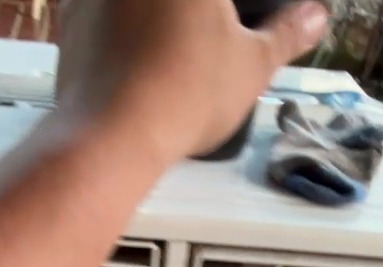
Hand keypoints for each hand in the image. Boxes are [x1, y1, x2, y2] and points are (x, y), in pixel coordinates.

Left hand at [54, 0, 328, 160]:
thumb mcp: (251, 67)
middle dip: (199, 17)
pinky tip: (127, 49)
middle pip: (180, 3)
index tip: (228, 25)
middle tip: (206, 32)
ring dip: (151, 17)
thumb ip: (286, 34)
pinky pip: (92, 7)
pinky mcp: (67, 12)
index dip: (227, 10)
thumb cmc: (187, 95)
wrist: (112, 136)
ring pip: (135, 4)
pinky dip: (111, 20)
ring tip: (166, 46)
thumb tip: (316, 16)